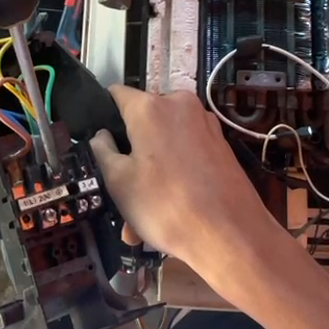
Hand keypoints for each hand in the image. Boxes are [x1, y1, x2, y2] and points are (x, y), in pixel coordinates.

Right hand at [89, 87, 287, 286]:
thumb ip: (102, 151)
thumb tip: (101, 135)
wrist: (231, 234)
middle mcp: (179, 104)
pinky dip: (174, 174)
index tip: (97, 144)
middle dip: (129, 154)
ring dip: (150, 172)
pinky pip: (185, 153)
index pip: (116, 94)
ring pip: (164, 143)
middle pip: (143, 121)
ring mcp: (204, 123)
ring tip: (140, 219)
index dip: (102, 115)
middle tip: (119, 193)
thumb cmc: (166, 204)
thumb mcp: (119, 182)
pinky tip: (167, 212)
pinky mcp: (221, 144)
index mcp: (150, 106)